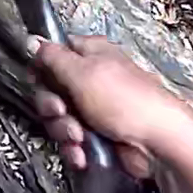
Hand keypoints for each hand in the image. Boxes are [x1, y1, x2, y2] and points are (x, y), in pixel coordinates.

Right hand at [30, 35, 192, 179]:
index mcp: (91, 53)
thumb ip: (52, 57)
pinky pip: (73, 140)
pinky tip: (83, 153)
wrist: (159, 146)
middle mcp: (92, 78)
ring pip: (59, 117)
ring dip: (63, 130)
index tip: (38, 80)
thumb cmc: (124, 101)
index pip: (54, 53)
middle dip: (52, 105)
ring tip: (79, 137)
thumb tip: (32, 40)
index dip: (42, 67)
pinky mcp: (99, 136)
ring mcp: (95, 109)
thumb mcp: (81, 72)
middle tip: (61, 111)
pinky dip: (75, 149)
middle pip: (51, 88)